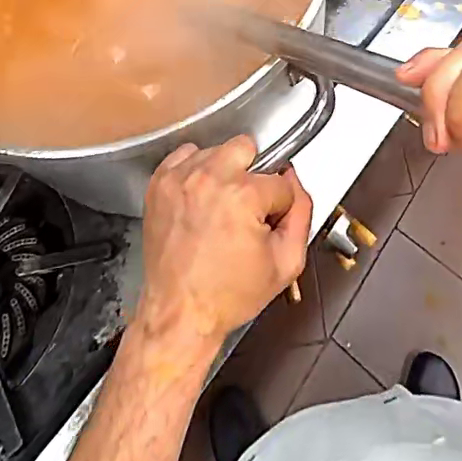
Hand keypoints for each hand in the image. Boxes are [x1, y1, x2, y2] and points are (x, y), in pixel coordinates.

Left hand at [137, 136, 312, 350]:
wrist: (179, 312)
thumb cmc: (225, 294)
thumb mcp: (285, 264)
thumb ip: (301, 215)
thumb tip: (295, 184)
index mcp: (244, 196)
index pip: (279, 181)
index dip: (280, 205)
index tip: (269, 221)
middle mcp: (210, 179)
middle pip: (247, 148)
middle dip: (253, 176)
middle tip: (246, 206)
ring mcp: (181, 178)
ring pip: (216, 150)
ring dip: (224, 172)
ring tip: (220, 206)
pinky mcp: (160, 182)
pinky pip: (185, 155)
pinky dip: (195, 170)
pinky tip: (199, 197)